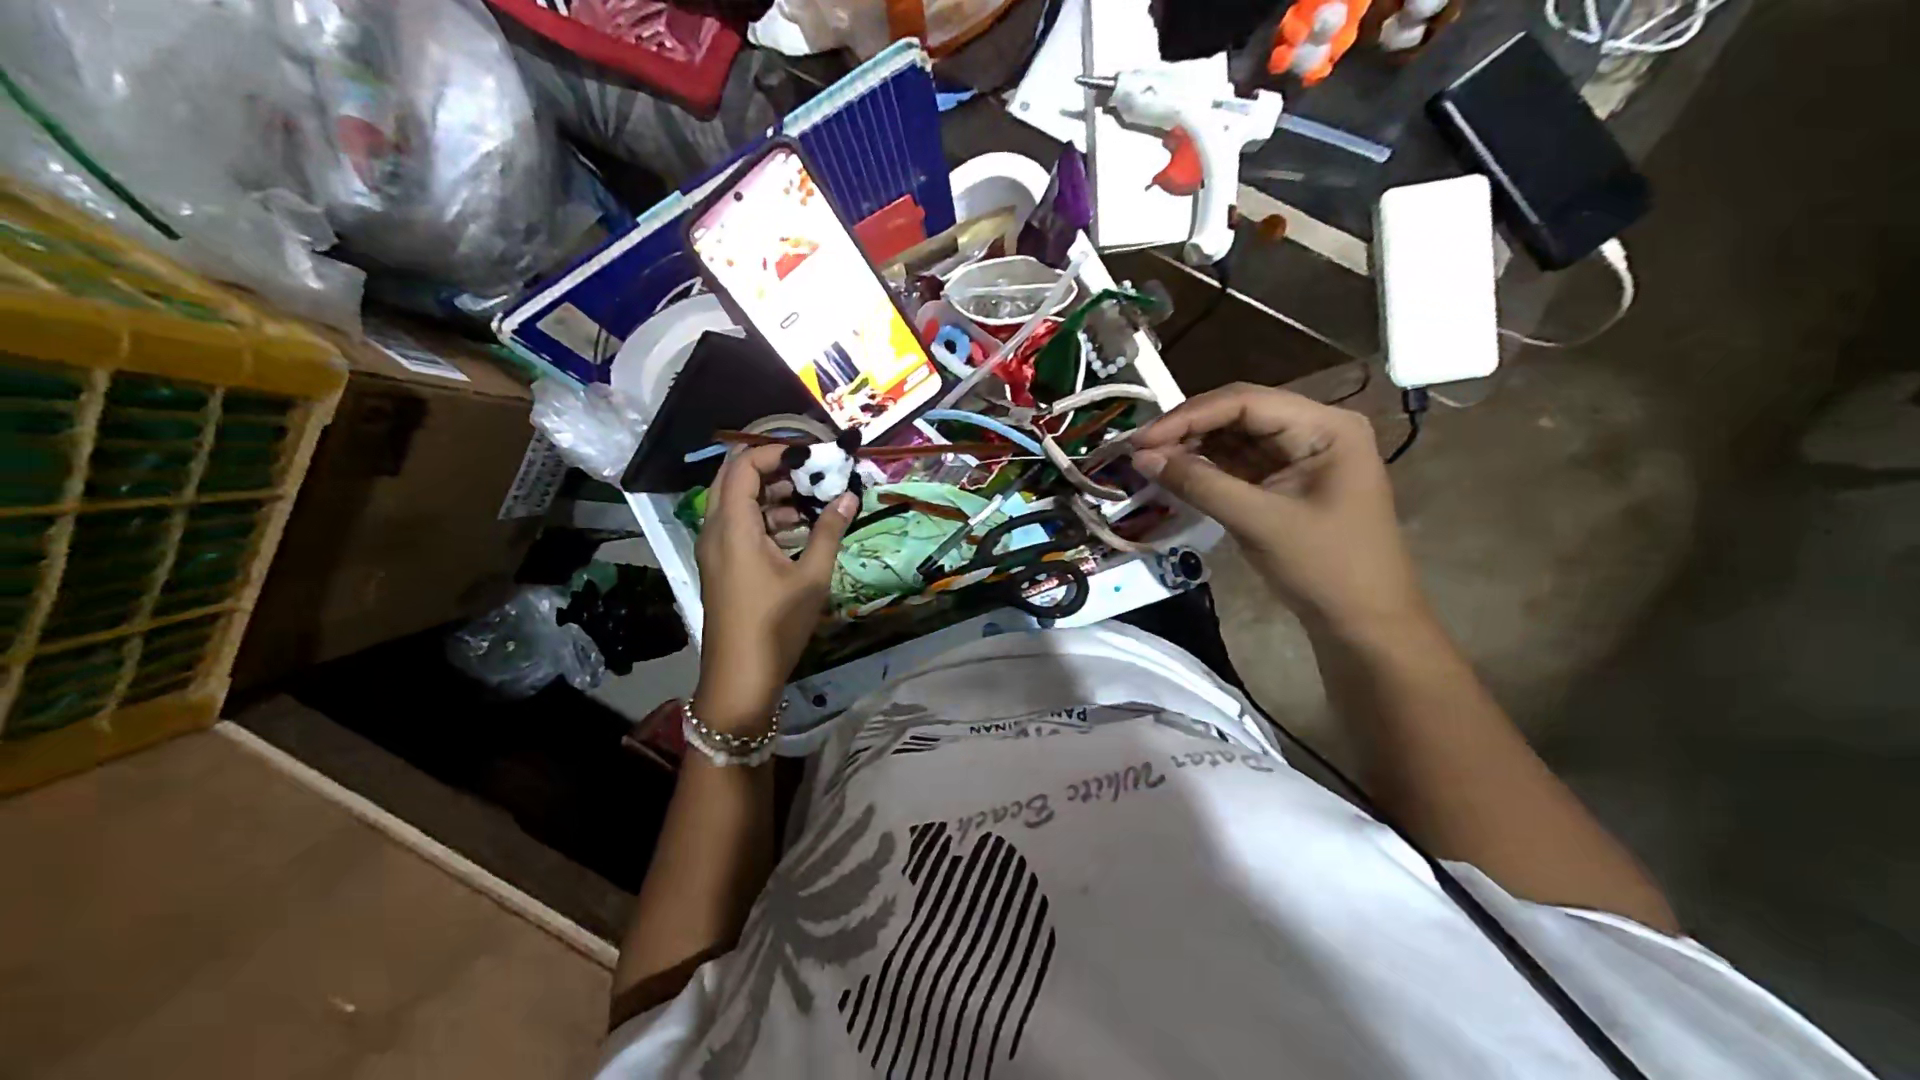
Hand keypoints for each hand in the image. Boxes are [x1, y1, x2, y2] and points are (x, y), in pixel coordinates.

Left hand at [693, 444, 855, 733]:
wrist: (740, 677)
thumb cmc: (776, 625)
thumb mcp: (811, 578)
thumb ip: (829, 532)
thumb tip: (850, 497)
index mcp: (733, 527)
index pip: (744, 466)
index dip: (775, 451)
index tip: (811, 453)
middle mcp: (715, 530)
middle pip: (735, 479)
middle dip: (773, 468)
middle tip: (812, 470)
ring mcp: (715, 548)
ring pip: (737, 503)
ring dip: (772, 493)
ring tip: (813, 498)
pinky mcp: (721, 564)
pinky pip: (739, 525)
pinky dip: (766, 517)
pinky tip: (799, 527)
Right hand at [1130, 383, 1425, 638]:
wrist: (1363, 621)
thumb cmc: (1325, 567)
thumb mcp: (1259, 522)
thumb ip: (1199, 484)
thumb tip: (1141, 458)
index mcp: (1325, 426)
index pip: (1246, 402)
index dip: (1189, 416)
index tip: (1141, 440)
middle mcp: (1314, 429)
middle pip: (1239, 413)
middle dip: (1188, 429)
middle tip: (1138, 449)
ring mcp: (1300, 454)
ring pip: (1234, 437)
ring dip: (1193, 447)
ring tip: (1149, 461)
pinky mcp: (1286, 480)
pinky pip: (1238, 462)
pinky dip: (1206, 467)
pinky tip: (1175, 474)